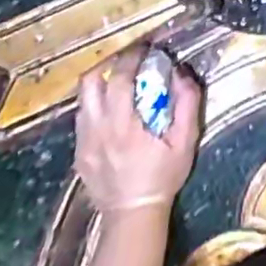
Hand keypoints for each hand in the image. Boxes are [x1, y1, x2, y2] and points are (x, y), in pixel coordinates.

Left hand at [73, 47, 201, 215]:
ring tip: (118, 83)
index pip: (119, 77)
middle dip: (109, 64)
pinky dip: (96, 106)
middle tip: (128, 61)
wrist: (133, 217)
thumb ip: (187, 104)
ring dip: (100, 84)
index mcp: (122, 124)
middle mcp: (96, 129)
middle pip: (90, 81)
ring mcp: (83, 142)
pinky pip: (82, 118)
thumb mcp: (185, 142)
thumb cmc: (162, 178)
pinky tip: (112, 112)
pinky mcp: (79, 153)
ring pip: (82, 98)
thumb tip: (181, 73)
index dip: (131, 57)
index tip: (144, 49)